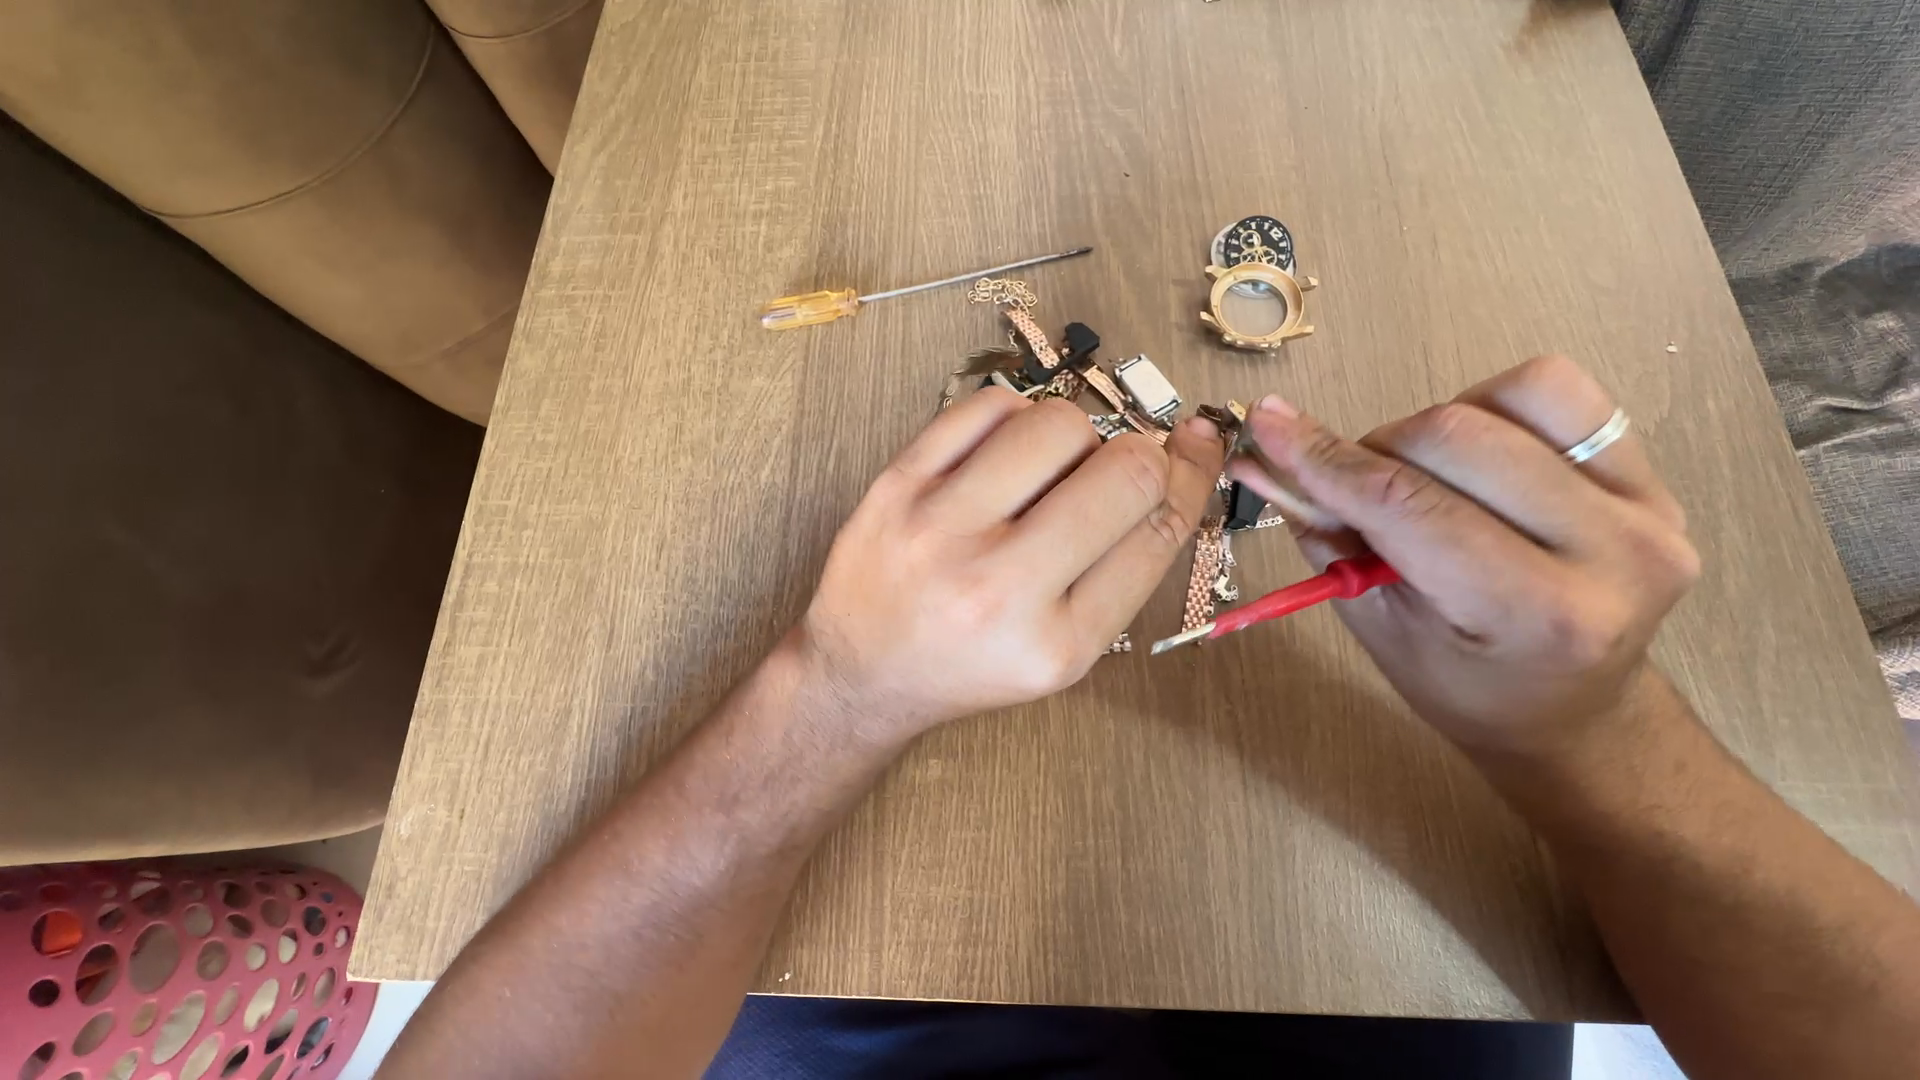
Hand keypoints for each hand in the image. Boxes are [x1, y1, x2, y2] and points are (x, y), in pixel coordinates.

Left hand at [798, 388, 1224, 737]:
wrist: (866, 671)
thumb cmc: (971, 663)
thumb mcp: (1063, 651)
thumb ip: (1125, 568)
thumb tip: (1178, 461)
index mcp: (1057, 643)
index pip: (1157, 531)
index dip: (1192, 475)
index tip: (1197, 445)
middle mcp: (999, 586)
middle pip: (1123, 471)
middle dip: (1140, 455)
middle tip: (1114, 470)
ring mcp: (940, 529)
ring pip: (1056, 423)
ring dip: (1074, 436)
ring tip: (1050, 470)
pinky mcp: (896, 486)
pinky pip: (986, 406)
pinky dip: (1015, 415)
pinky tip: (1007, 451)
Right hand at [1227, 355, 1699, 758]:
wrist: (1569, 708)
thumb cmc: (1460, 683)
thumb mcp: (1375, 623)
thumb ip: (1324, 536)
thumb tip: (1262, 459)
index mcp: (1534, 612)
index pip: (1407, 505)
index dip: (1324, 460)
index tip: (1264, 425)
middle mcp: (1611, 552)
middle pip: (1455, 437)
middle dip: (1374, 450)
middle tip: (1351, 485)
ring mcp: (1649, 506)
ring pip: (1511, 397)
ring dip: (1433, 427)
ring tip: (1420, 476)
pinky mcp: (1656, 475)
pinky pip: (1559, 393)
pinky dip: (1493, 406)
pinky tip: (1473, 453)